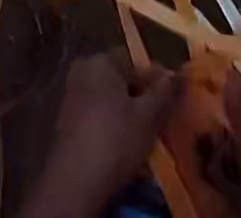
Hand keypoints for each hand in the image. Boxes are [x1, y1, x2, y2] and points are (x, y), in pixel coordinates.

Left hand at [19, 50, 180, 217]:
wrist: (76, 179)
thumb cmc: (116, 138)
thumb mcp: (148, 116)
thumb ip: (163, 92)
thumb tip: (173, 74)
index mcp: (100, 61)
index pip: (134, 63)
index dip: (155, 80)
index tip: (170, 98)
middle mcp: (82, 70)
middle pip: (120, 79)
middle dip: (139, 96)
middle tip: (158, 117)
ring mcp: (72, 94)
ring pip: (108, 98)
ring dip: (126, 111)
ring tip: (144, 133)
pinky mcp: (67, 118)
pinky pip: (96, 113)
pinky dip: (110, 123)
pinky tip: (124, 143)